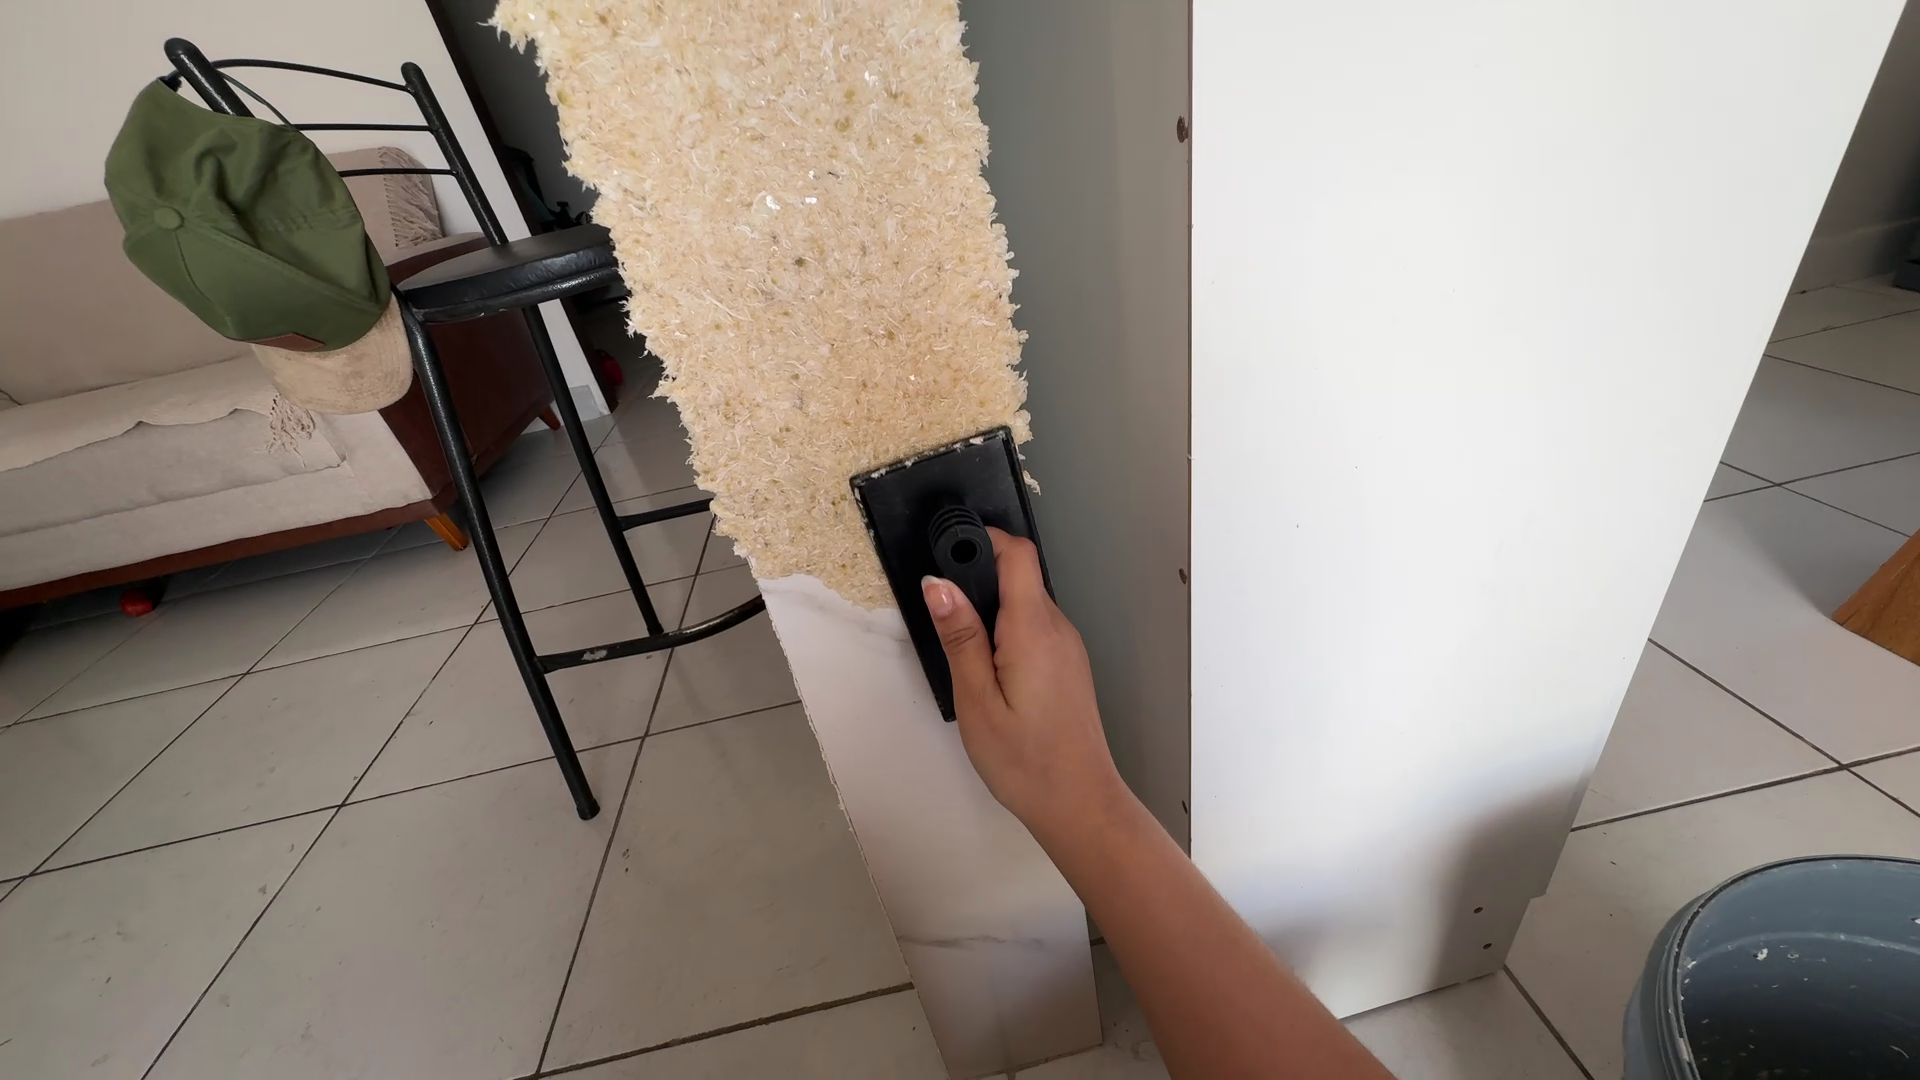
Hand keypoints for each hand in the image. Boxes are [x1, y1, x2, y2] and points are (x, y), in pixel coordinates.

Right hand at [921, 528, 1126, 842]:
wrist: (1079, 803)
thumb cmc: (1025, 760)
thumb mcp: (977, 700)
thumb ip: (960, 636)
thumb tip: (938, 584)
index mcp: (1033, 629)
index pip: (1018, 554)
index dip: (985, 539)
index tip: (951, 550)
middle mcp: (1057, 628)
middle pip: (1020, 576)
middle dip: (979, 581)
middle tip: (946, 616)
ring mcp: (1068, 646)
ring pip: (1027, 604)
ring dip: (993, 610)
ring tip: (965, 653)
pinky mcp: (1069, 664)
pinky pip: (1036, 628)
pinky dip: (1009, 632)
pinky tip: (991, 671)